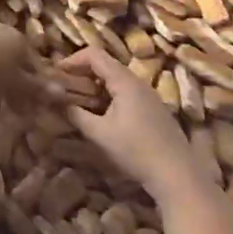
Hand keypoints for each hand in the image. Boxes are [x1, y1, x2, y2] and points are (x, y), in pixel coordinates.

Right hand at [56, 47, 207, 202]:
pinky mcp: (153, 111)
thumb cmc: (136, 151)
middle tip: (63, 87)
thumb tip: (52, 97)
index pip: (94, 54)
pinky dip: (106, 95)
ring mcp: (149, 97)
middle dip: (80, 72)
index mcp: (125, 82)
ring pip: (115, 79)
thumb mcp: (98, 132)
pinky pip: (125, 92)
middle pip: (104, 64)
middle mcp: (139, 84)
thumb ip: (72, 111)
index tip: (56, 74)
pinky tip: (100, 114)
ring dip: (93, 84)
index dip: (71, 59)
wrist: (180, 179)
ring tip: (77, 100)